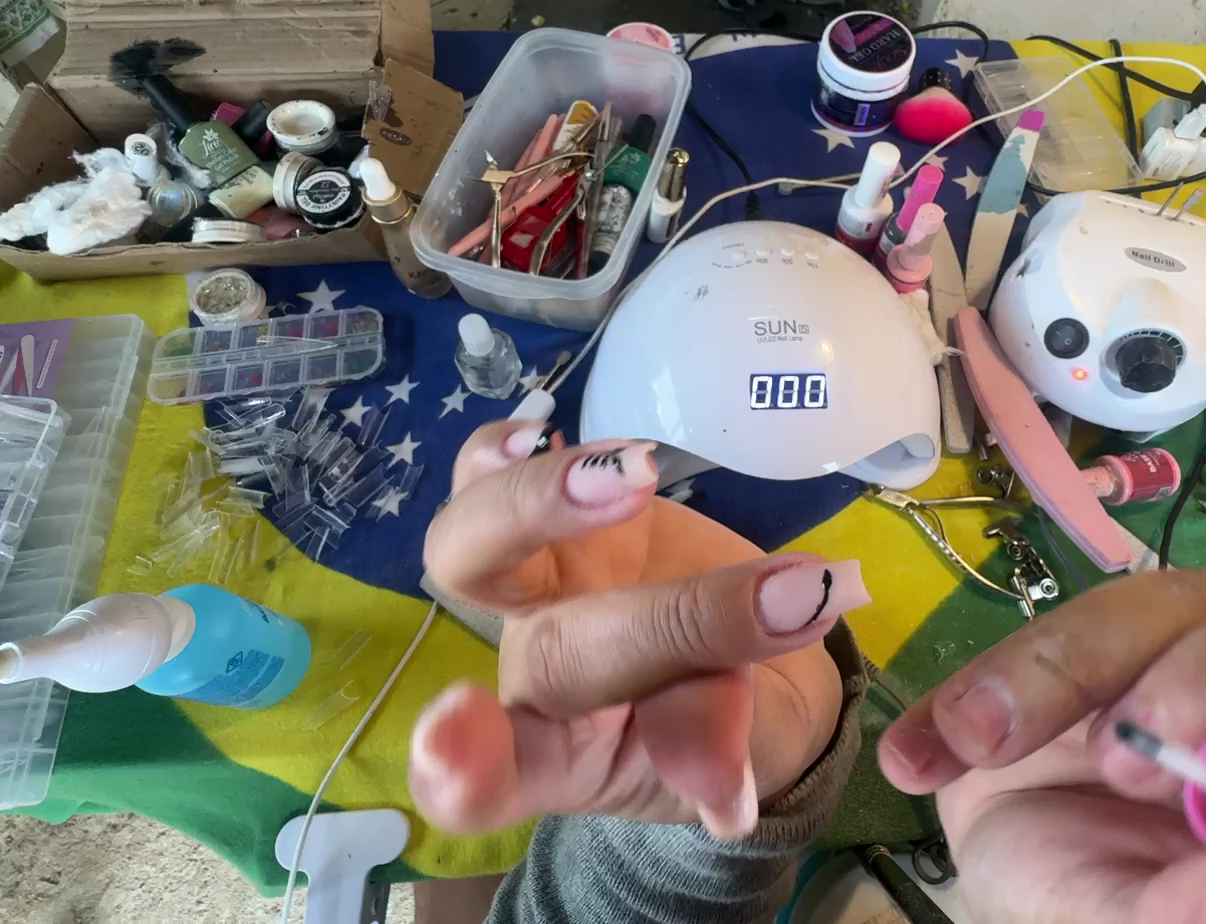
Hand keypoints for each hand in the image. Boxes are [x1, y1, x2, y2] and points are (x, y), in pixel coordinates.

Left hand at [408, 421, 867, 838]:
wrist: (754, 654)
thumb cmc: (745, 719)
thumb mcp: (748, 747)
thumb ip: (724, 745)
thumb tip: (721, 781)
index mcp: (568, 752)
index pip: (498, 774)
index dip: (465, 764)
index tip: (450, 738)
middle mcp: (536, 665)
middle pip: (501, 616)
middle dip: (565, 571)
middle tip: (641, 487)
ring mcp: (543, 585)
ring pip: (475, 534)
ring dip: (535, 492)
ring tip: (629, 463)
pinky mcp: (563, 520)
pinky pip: (501, 474)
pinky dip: (511, 451)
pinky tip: (545, 425)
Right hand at [878, 571, 1205, 922]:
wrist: (1008, 884)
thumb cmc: (1091, 922)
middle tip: (1130, 749)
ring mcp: (1203, 664)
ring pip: (1177, 604)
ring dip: (1069, 669)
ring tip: (986, 746)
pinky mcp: (1107, 636)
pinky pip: (1056, 619)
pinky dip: (980, 681)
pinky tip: (924, 753)